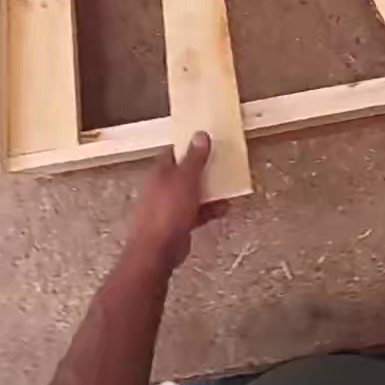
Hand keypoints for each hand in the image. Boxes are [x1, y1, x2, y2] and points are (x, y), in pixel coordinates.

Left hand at [124, 132, 226, 274]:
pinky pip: (196, 212)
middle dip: (201, 168)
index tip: (205, 141)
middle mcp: (162, 187)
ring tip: (226, 185)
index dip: (188, 145)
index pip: (173, 152)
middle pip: (184, 172)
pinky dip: (209, 209)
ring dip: (208, 189)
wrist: (158, 250)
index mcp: (160, 172)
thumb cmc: (167, 211)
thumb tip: (200, 135)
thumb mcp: (185, 179)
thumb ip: (194, 158)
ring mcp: (169, 207)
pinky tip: (224, 208)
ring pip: (192, 192)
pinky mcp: (177, 224)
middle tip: (220, 163)